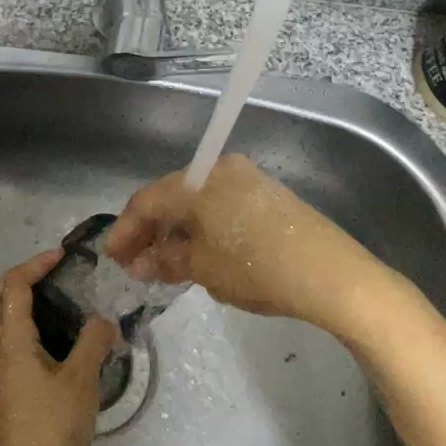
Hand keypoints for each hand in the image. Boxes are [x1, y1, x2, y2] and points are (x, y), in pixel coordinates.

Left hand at [0, 249, 117, 445]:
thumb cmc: (51, 429)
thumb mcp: (81, 382)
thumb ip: (93, 344)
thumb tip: (104, 319)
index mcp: (13, 342)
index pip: (13, 287)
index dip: (34, 264)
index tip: (62, 256)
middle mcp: (1, 353)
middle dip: (14, 279)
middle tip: (46, 274)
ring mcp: (2, 375)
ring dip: (19, 305)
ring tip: (56, 304)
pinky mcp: (10, 394)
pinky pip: (13, 348)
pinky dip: (29, 332)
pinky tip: (59, 345)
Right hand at [106, 154, 399, 332]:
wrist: (333, 275)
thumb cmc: (259, 268)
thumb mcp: (204, 268)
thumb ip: (166, 260)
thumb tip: (141, 263)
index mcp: (198, 181)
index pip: (147, 201)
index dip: (126, 230)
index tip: (112, 258)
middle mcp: (220, 171)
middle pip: (171, 198)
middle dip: (150, 231)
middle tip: (134, 264)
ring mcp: (247, 181)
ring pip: (196, 204)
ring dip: (176, 232)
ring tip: (163, 265)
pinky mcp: (267, 198)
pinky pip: (220, 209)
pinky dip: (202, 230)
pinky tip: (198, 255)